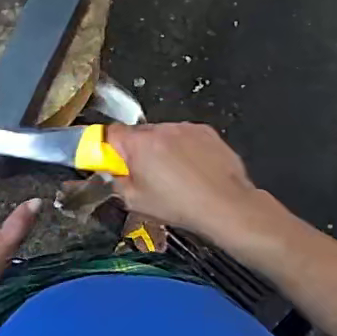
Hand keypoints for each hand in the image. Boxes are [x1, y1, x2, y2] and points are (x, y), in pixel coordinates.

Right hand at [106, 123, 280, 242]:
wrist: (227, 207)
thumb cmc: (181, 206)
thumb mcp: (134, 201)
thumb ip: (115, 181)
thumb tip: (110, 173)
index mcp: (139, 143)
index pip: (110, 133)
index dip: (109, 147)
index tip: (113, 160)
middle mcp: (161, 129)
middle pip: (137, 134)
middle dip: (137, 150)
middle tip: (145, 174)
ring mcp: (185, 129)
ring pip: (162, 134)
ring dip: (161, 148)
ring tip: (173, 174)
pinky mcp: (205, 132)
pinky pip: (184, 136)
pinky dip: (183, 148)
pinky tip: (191, 170)